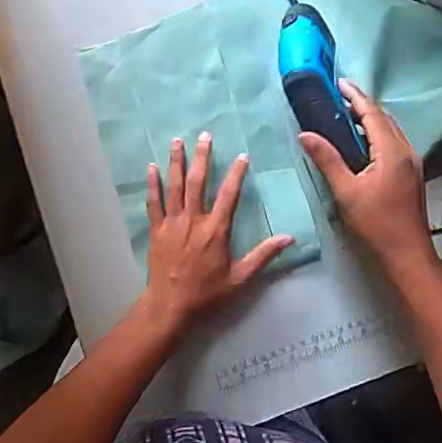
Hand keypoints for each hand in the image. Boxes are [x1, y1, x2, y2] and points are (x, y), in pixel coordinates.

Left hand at [137, 133, 293, 335]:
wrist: (170, 306)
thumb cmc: (207, 293)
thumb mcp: (241, 278)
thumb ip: (264, 255)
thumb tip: (290, 238)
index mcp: (215, 230)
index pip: (229, 195)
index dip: (236, 173)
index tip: (241, 156)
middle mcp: (193, 220)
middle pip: (198, 182)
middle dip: (202, 157)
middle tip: (205, 136)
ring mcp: (172, 223)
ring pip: (174, 186)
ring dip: (176, 162)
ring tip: (177, 141)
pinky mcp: (156, 229)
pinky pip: (153, 202)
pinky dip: (152, 184)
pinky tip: (151, 167)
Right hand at [299, 80, 433, 265]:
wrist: (407, 253)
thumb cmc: (376, 223)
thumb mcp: (346, 191)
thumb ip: (327, 159)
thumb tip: (306, 134)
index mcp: (392, 151)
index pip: (372, 114)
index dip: (355, 96)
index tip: (339, 83)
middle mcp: (406, 151)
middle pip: (384, 118)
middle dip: (362, 105)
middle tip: (338, 97)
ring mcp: (411, 162)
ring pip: (390, 130)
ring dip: (370, 119)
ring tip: (346, 115)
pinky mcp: (410, 173)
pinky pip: (393, 142)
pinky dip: (376, 133)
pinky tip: (361, 141)